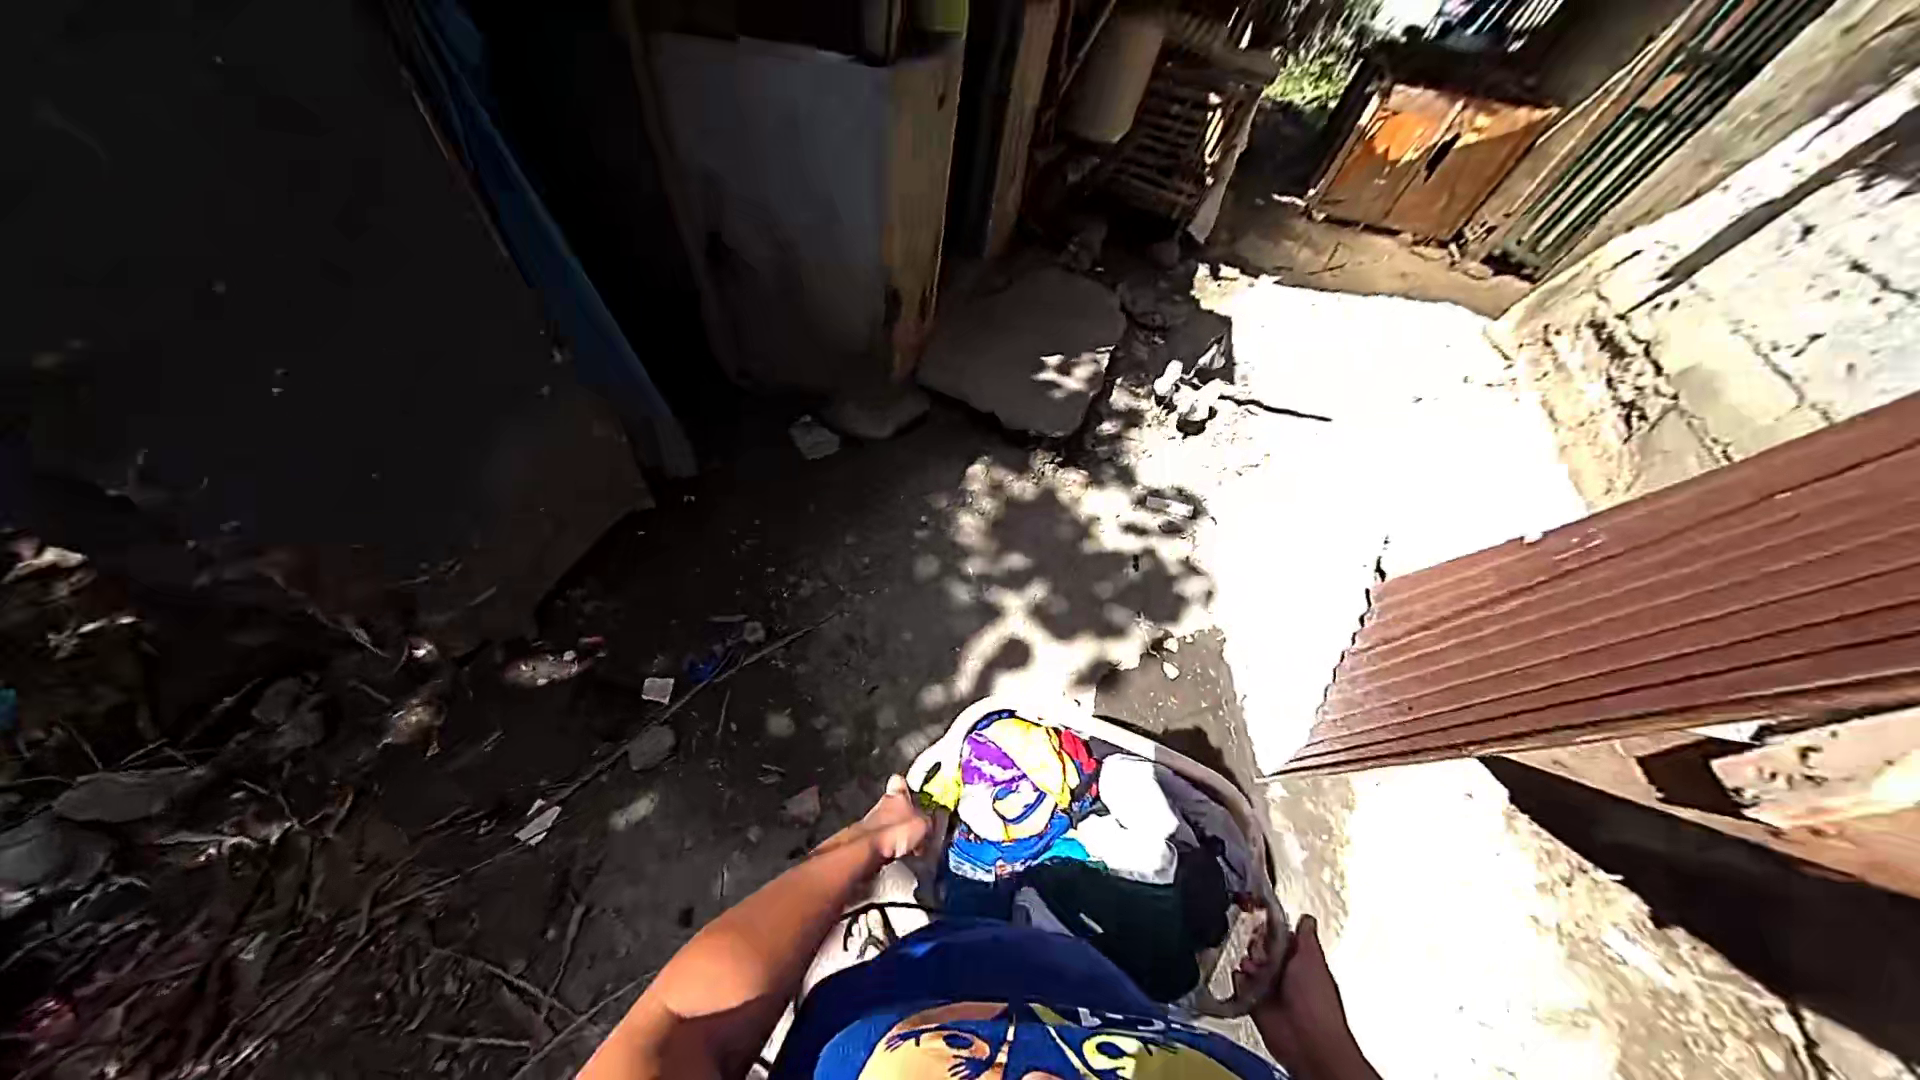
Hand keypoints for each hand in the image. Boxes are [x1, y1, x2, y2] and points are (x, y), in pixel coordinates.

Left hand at [854, 775, 932, 861]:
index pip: (899, 781)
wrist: (866, 851)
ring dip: (897, 834)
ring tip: (910, 848)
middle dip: (904, 816)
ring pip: (888, 823)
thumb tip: (930, 824)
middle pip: (894, 805)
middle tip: (918, 830)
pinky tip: (898, 857)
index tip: (913, 793)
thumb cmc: (896, 831)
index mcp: (897, 796)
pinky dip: (889, 847)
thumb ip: (928, 821)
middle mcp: (882, 804)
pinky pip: (882, 841)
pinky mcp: (864, 840)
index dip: (906, 786)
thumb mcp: (922, 825)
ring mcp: (871, 822)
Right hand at [1243, 915, 1378, 1079]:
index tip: (1262, 924)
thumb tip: (1306, 917)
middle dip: (1255, 945)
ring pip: (1247, 962)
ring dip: (1247, 962)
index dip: (1268, 928)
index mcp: (1299, 960)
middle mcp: (1283, 973)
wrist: (1308, 1041)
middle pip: (1259, 946)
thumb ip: (1306, 937)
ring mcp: (1268, 988)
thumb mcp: (1313, 959)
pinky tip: (1247, 982)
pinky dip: (1240, 981)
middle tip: (1260, 952)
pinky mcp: (1254, 1002)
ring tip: (1254, 969)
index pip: (1277, 934)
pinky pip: (1239, 983)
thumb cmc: (1317, 1002)